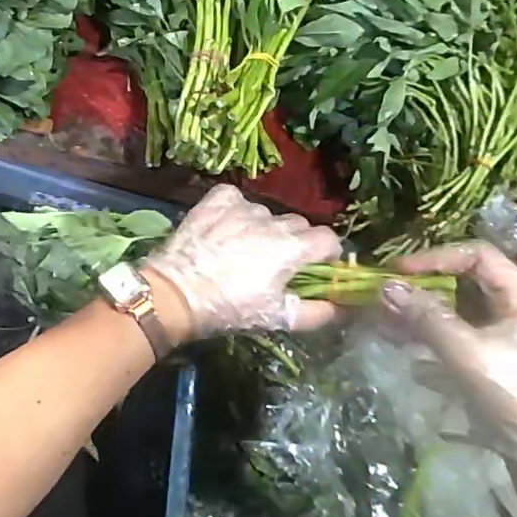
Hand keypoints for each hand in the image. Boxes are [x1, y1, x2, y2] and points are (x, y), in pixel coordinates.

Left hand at [143, 184, 341, 340]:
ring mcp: (243, 206)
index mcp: (292, 247)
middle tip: (275, 264)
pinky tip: (225, 228)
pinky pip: (236, 199)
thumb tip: (341, 306)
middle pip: (298, 225)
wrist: (176, 292)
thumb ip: (317, 313)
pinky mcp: (216, 199)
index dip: (326, 254)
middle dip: (294, 242)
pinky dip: (235, 210)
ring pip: (266, 214)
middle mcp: (272, 220)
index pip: (328, 239)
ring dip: (263, 228)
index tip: (314, 268)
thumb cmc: (230, 308)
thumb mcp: (277, 317)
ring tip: (243, 250)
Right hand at [381, 242, 516, 499]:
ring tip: (385, 317)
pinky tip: (400, 340)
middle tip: (387, 291)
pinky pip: (455, 328)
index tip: (397, 272)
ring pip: (456, 304)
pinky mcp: (494, 354)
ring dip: (419, 308)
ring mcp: (507, 331)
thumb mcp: (468, 355)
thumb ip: (426, 318)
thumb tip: (384, 286)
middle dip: (422, 283)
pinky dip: (427, 329)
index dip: (434, 258)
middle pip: (463, 277)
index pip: (476, 255)